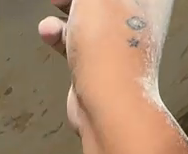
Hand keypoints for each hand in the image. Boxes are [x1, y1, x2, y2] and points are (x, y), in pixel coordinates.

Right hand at [38, 0, 174, 132]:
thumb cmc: (109, 47)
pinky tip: (48, 32)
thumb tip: (82, 1)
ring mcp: (119, 48)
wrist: (107, 109)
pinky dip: (62, 34)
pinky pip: (79, 42)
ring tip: (52, 4)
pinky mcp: (100, 68)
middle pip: (107, 1)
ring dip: (66, 10)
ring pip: (90, 17)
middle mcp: (139, 22)